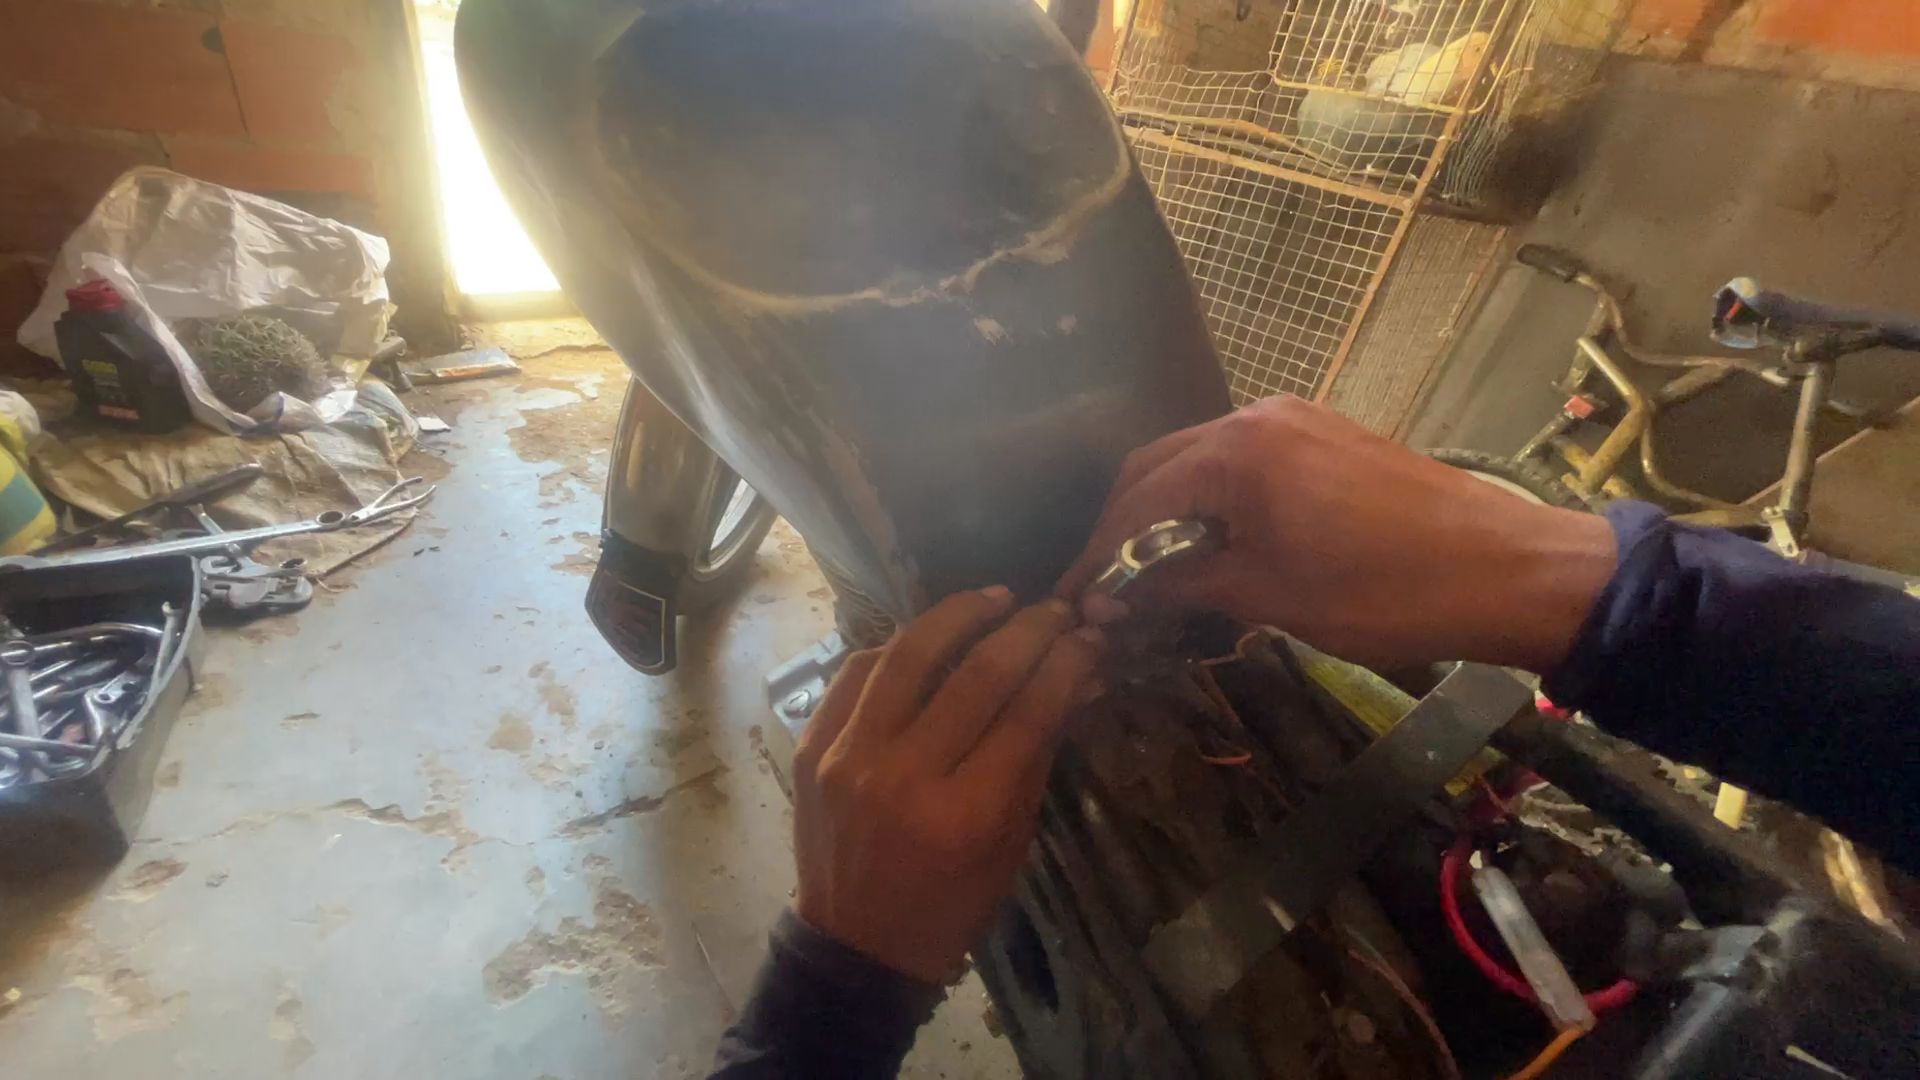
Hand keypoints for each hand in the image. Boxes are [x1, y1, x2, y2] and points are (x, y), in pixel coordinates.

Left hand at [790, 588, 1103, 982]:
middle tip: (1052, 608)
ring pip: (910, 653)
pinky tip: (931, 635)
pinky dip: (901, 644)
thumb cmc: (950, 902)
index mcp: (965, 815)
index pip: (1028, 713)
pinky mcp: (814, 744)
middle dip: (1027, 629)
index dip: (1065, 663)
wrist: (855, 944)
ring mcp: (849, 755)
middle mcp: (903, 776)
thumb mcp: (1011, 840)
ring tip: (996, 596)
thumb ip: (1039, 752)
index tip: (1086, 634)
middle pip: (977, 675)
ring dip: (959, 613)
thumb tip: (1077, 675)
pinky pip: (859, 668)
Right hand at [1055, 396, 1617, 671]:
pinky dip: (1206, 498)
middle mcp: (1251, 418)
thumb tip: (1110, 598)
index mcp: (1232, 453)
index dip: (1099, 552)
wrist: (1511, 570)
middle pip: (1154, 466)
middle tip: (1107, 579)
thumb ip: (1178, 584)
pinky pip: (1235, 459)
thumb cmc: (1380, 591)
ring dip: (1163, 509)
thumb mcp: (1265, 595)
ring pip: (1192, 459)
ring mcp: (1288, 418)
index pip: (1136, 501)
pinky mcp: (1316, 432)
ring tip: (1152, 564)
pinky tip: (1210, 536)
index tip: (1075, 594)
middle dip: (1122, 524)